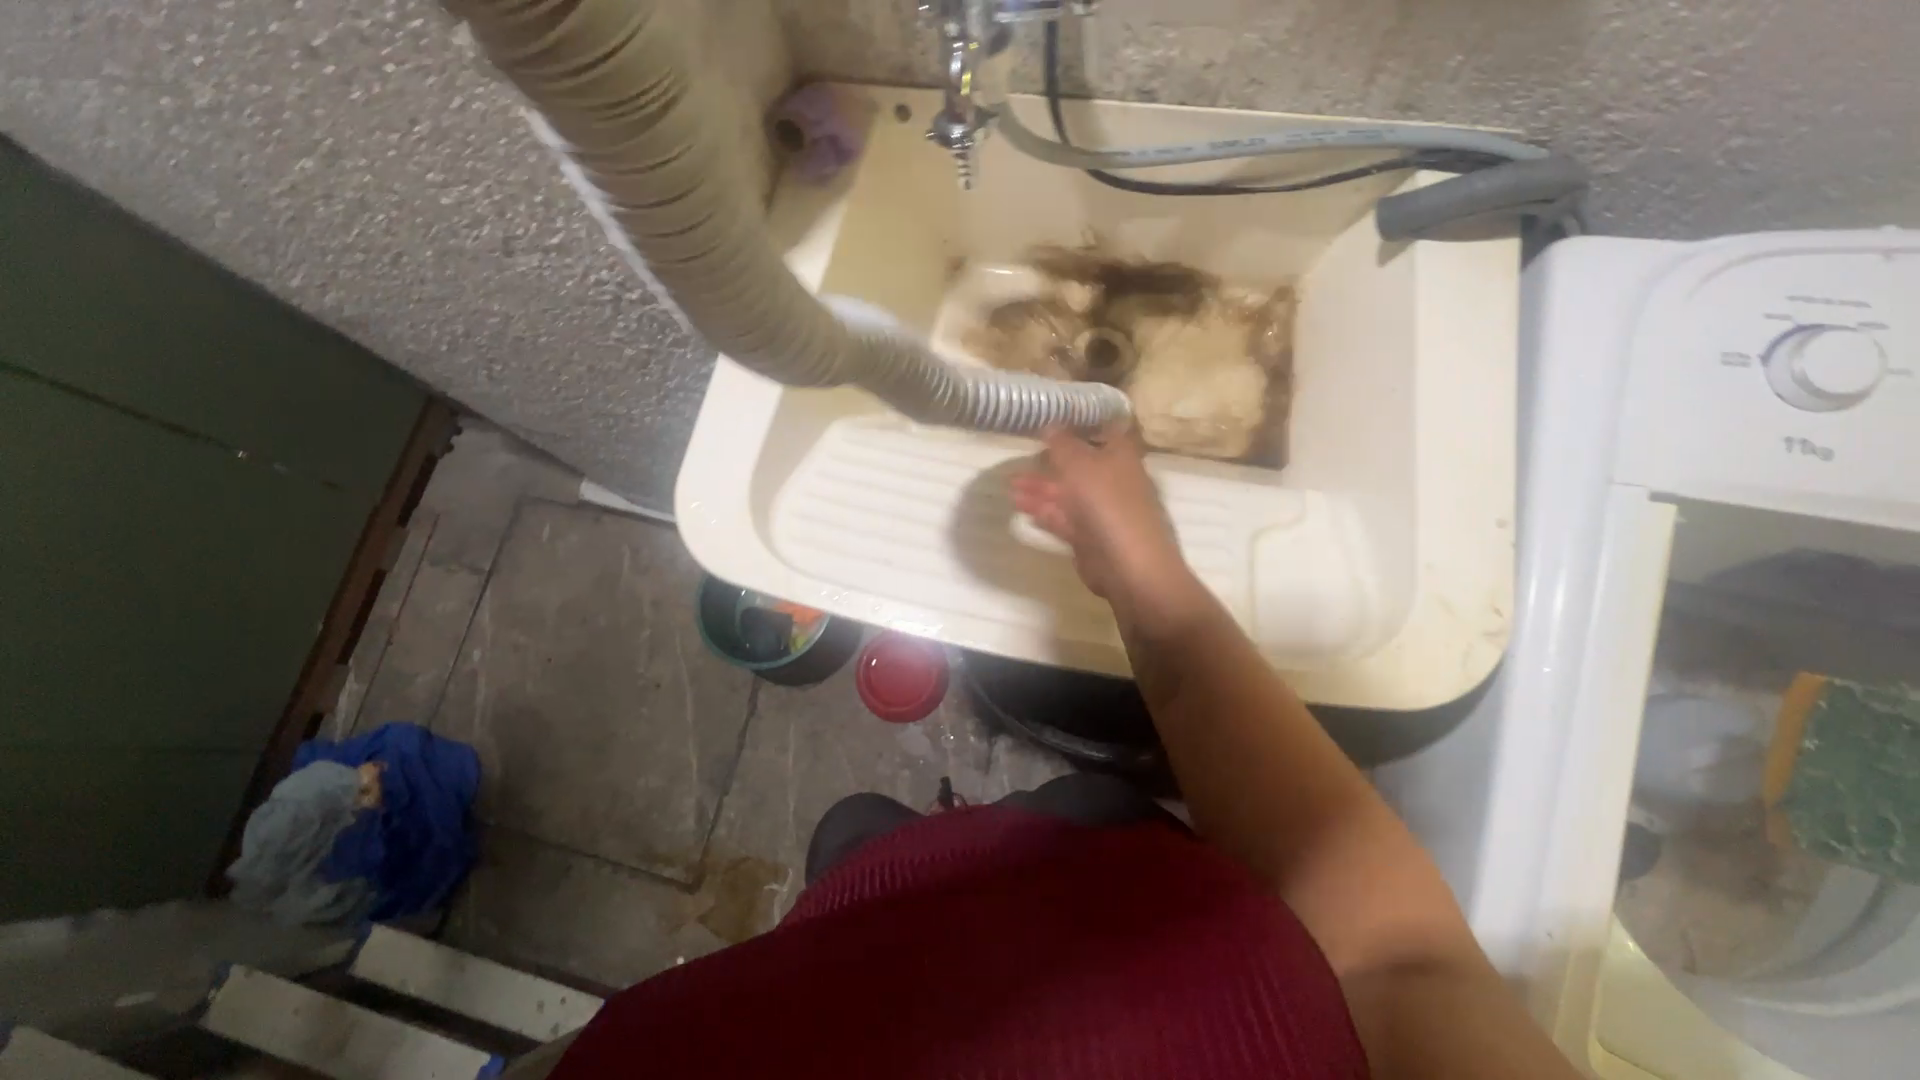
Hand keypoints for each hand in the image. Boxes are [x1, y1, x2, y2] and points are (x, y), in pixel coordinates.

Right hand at [1010, 426, 1208, 629]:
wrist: (1128, 565)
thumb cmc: (1107, 504)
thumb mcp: (1080, 464)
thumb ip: (1062, 444)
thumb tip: (1050, 424)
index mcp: (1120, 456)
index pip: (1101, 431)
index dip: (1078, 424)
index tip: (1050, 420)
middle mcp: (1112, 480)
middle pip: (1079, 465)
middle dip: (1049, 461)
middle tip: (1019, 457)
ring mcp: (1101, 510)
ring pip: (1067, 493)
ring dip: (1040, 488)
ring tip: (1009, 484)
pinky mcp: (1089, 537)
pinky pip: (1063, 518)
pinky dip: (1043, 511)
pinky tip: (1020, 506)